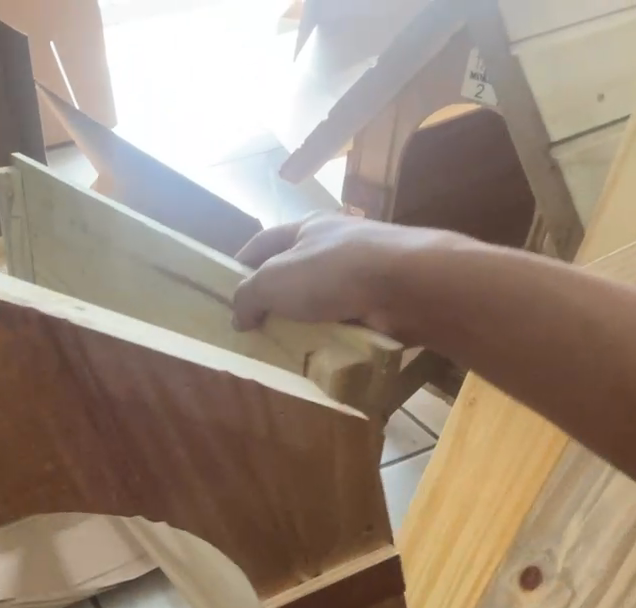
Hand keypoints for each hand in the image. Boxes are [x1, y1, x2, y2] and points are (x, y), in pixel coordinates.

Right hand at [231, 214, 479, 336]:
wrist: (408, 285)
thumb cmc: (333, 272)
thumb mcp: (274, 281)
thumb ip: (248, 296)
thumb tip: (238, 317)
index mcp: (306, 227)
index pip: (262, 241)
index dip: (242, 263)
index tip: (227, 289)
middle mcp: (334, 243)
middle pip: (293, 270)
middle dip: (274, 297)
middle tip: (254, 328)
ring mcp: (362, 270)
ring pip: (321, 297)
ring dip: (304, 320)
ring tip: (285, 348)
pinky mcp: (381, 298)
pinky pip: (346, 318)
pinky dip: (332, 334)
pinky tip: (321, 353)